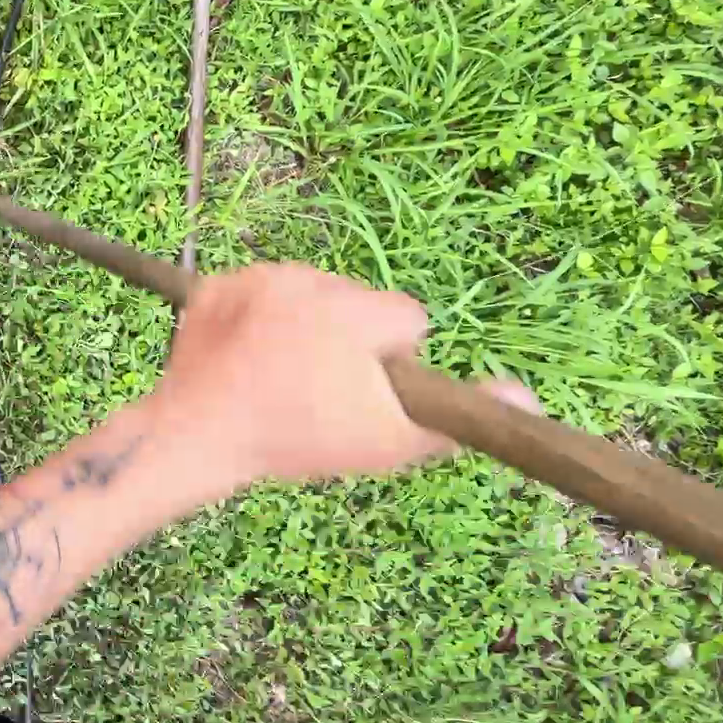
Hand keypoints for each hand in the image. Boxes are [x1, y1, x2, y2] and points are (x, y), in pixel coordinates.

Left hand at [154, 262, 537, 483]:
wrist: (197, 435)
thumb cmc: (296, 439)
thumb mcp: (387, 442)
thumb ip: (457, 419)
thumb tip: (526, 397)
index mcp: (356, 309)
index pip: (406, 319)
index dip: (389, 360)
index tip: (355, 390)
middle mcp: (305, 280)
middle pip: (354, 301)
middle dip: (345, 336)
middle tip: (310, 383)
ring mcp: (252, 279)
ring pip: (305, 294)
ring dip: (301, 322)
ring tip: (274, 370)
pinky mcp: (213, 287)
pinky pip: (256, 294)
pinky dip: (255, 316)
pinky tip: (244, 351)